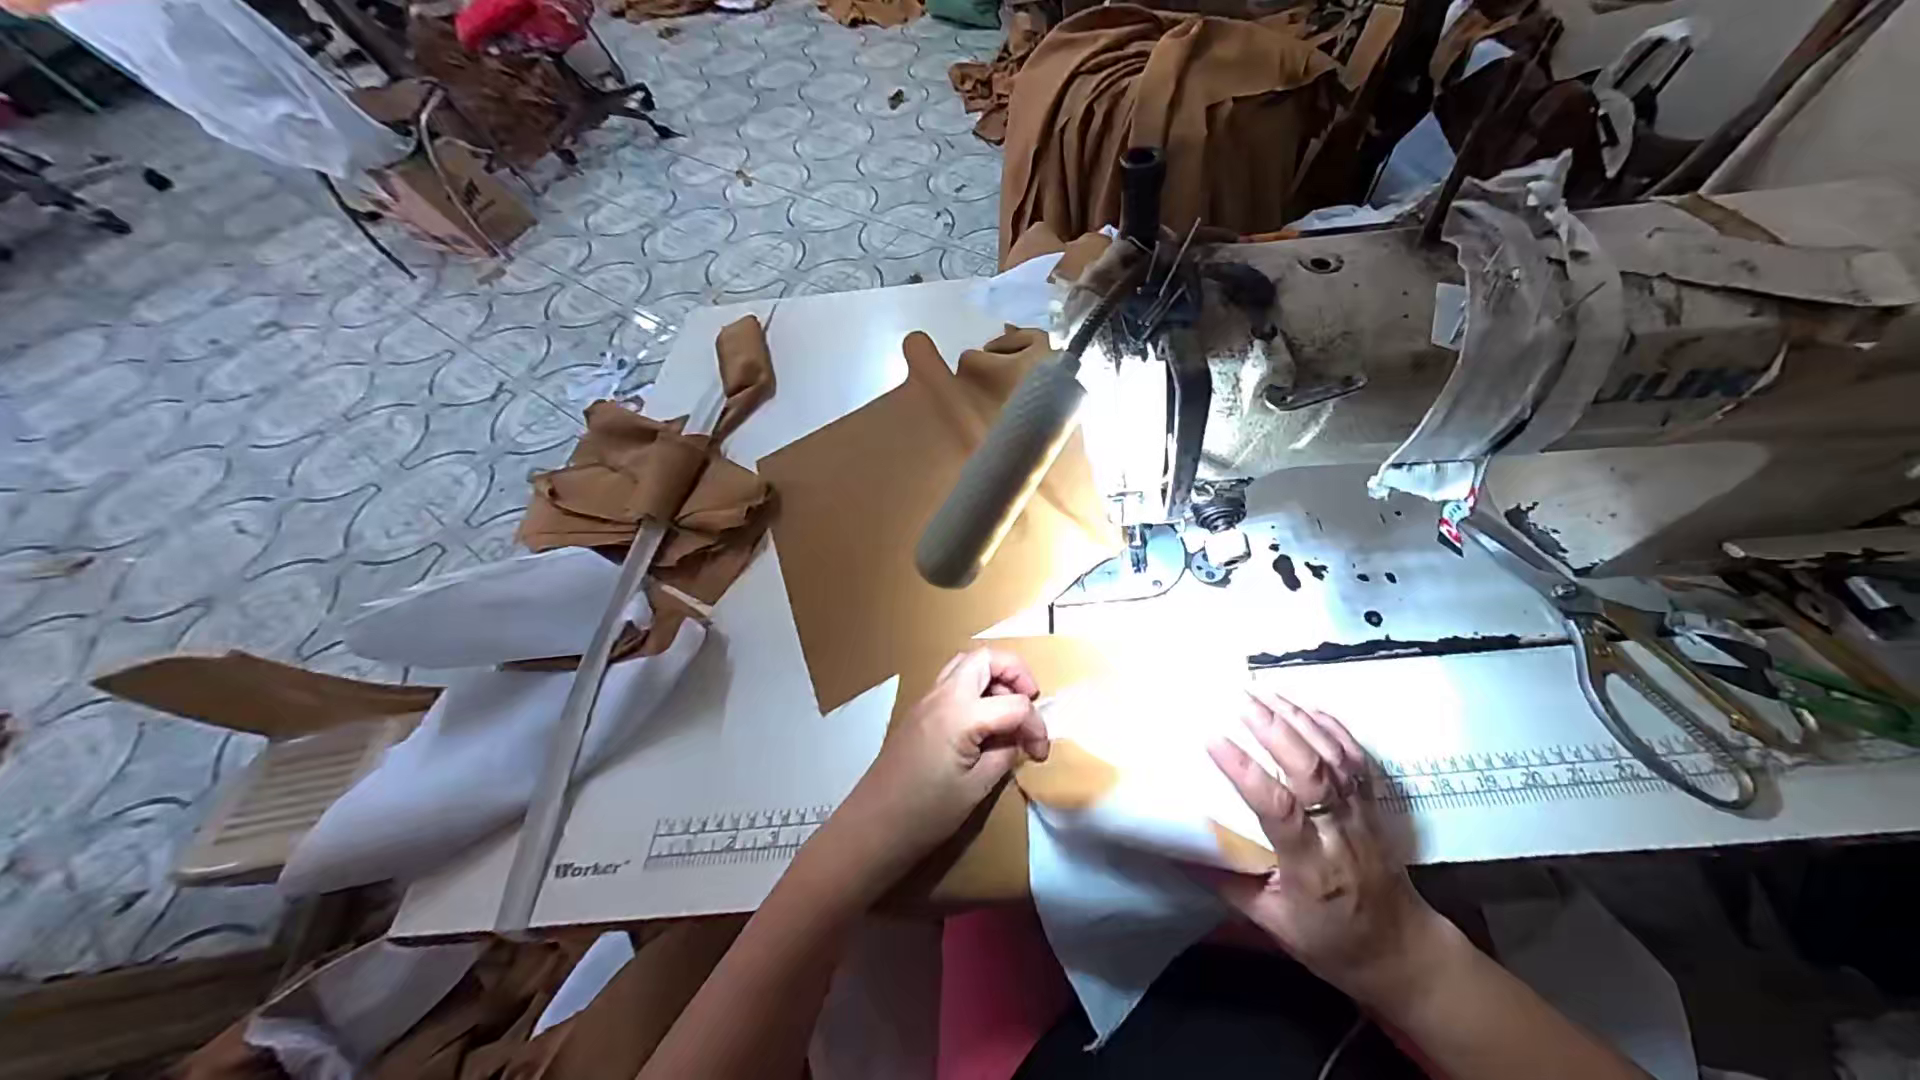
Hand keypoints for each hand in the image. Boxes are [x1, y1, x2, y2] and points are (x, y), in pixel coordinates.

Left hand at [839, 647, 1049, 868]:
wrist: (874, 825)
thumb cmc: (927, 812)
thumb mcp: (978, 787)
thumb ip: (1005, 753)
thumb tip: (1018, 737)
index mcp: (960, 714)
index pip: (1015, 703)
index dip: (1036, 726)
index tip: (1041, 753)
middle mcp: (943, 695)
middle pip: (987, 658)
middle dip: (1016, 673)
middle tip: (1030, 701)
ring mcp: (926, 699)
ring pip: (966, 664)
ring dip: (993, 676)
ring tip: (1007, 710)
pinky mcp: (918, 711)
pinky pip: (952, 681)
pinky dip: (975, 688)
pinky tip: (982, 721)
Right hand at [1207, 688, 1448, 1004]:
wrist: (1402, 950)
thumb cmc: (1330, 940)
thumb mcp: (1271, 923)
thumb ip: (1224, 882)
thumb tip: (1172, 850)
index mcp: (1311, 867)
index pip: (1280, 810)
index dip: (1246, 772)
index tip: (1213, 740)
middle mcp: (1340, 834)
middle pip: (1313, 772)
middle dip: (1277, 730)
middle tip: (1241, 700)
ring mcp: (1362, 815)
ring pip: (1335, 757)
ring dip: (1299, 719)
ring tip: (1264, 693)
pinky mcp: (1373, 805)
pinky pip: (1355, 758)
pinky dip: (1332, 727)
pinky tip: (1305, 706)